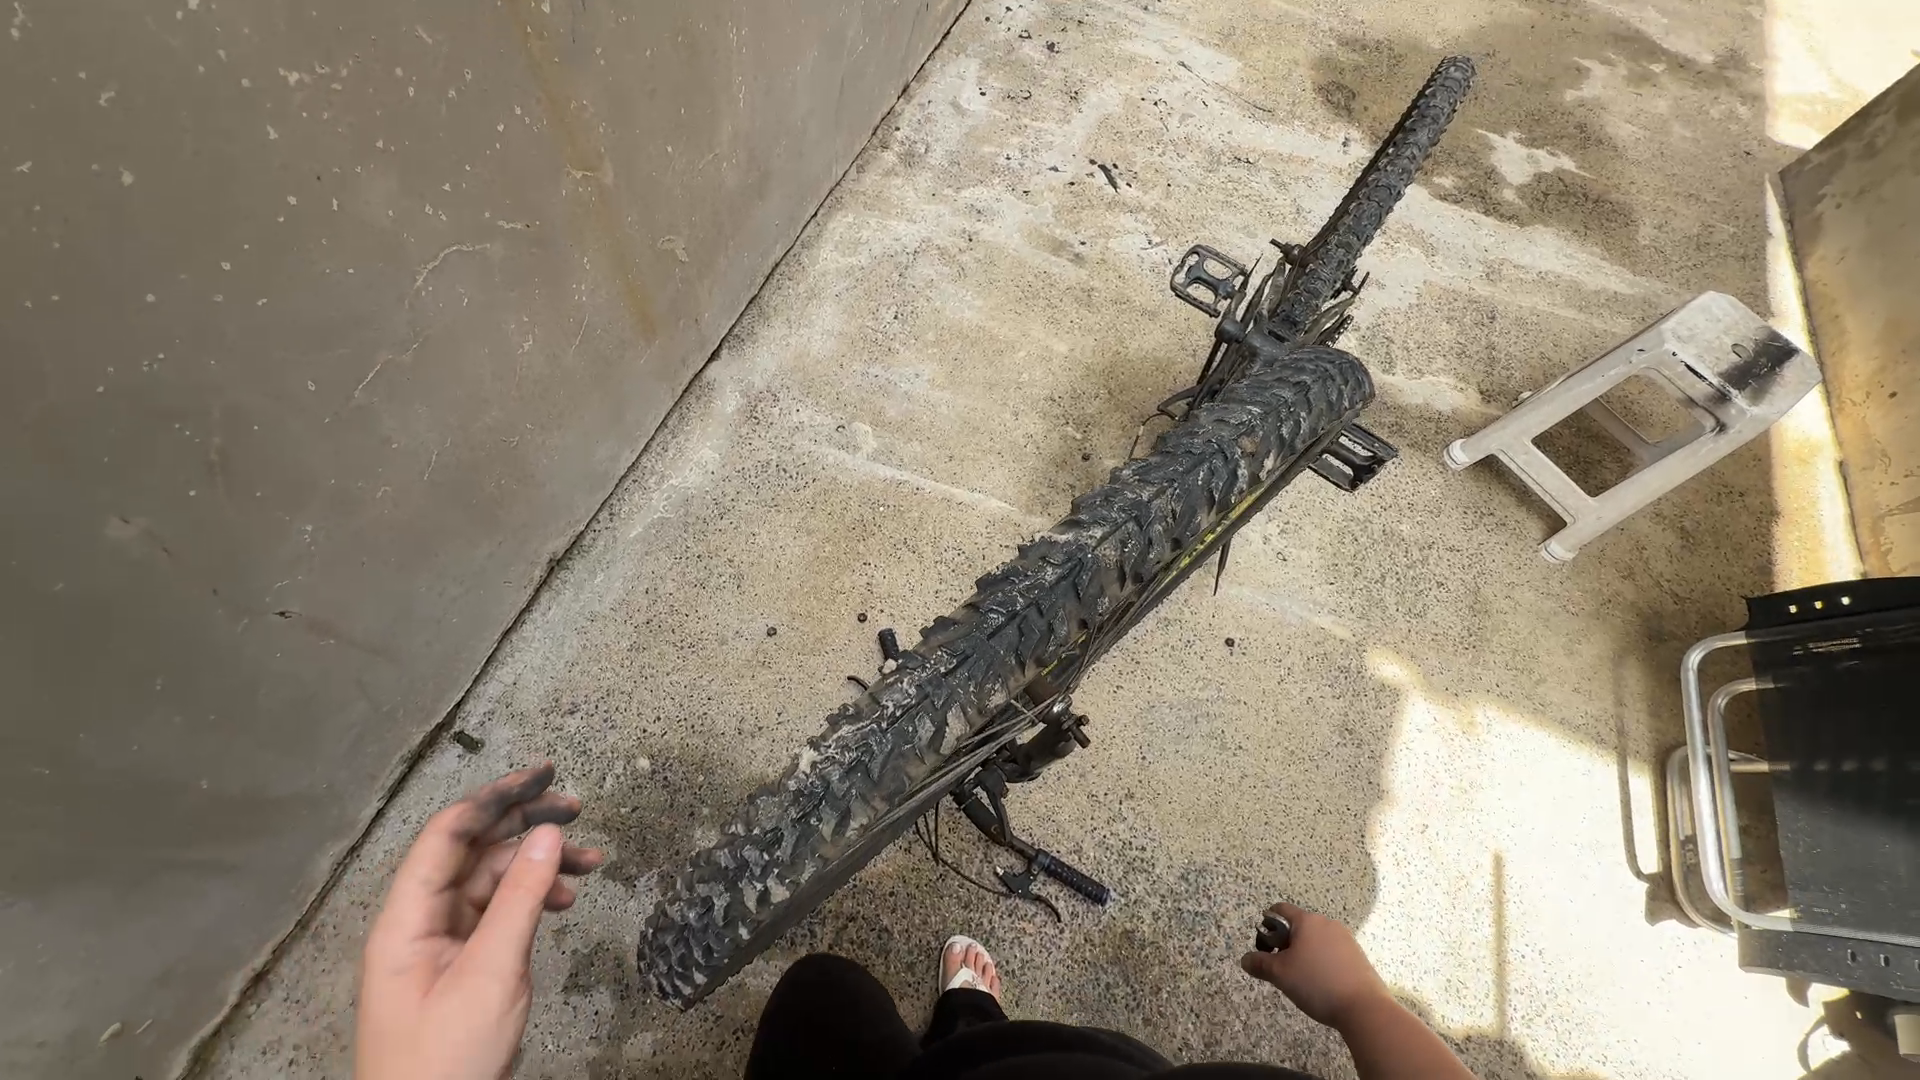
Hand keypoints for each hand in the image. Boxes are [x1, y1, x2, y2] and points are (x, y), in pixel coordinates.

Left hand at [356, 763, 604, 1079]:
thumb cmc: (449, 1056)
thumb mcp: (491, 974)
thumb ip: (520, 898)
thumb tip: (548, 830)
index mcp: (407, 918)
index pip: (447, 834)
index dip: (494, 796)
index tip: (544, 773)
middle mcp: (422, 918)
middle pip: (473, 848)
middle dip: (525, 822)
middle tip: (577, 806)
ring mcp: (444, 938)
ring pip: (495, 876)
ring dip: (542, 862)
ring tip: (591, 859)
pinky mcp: (467, 957)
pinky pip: (503, 906)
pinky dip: (538, 895)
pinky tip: (569, 900)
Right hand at [1240, 903, 1392, 1028]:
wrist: (1365, 1010)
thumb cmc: (1317, 983)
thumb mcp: (1280, 974)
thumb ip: (1260, 964)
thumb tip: (1245, 960)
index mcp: (1307, 921)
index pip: (1281, 909)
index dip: (1267, 922)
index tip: (1264, 941)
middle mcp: (1327, 924)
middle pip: (1300, 926)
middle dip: (1288, 943)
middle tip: (1282, 965)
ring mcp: (1347, 940)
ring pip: (1317, 940)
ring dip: (1307, 953)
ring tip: (1303, 978)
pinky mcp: (1360, 957)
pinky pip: (1334, 953)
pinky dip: (1324, 962)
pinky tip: (1324, 984)